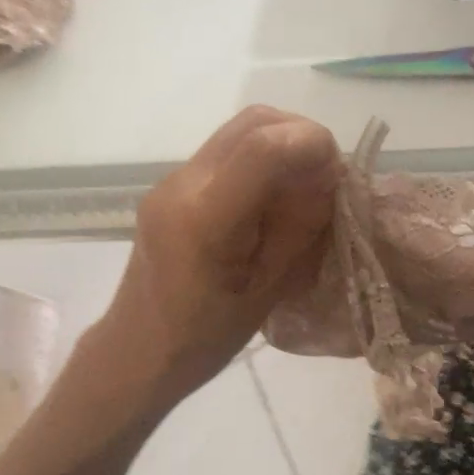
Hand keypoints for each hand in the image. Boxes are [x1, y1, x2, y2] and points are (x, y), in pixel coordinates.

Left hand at [88, 106, 340, 410]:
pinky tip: (276, 195)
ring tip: (305, 183)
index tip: (338, 174)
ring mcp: (175, 179)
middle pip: (255, 122)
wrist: (135, 353)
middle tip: (327, 176)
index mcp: (204, 218)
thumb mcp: (270, 287)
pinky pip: (231, 148)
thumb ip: (301, 224)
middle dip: (304, 137)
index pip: (265, 147)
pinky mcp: (176, 183)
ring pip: (243, 127)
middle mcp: (184, 184)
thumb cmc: (206, 336)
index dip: (313, 145)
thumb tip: (331, 177)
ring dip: (285, 142)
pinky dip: (266, 156)